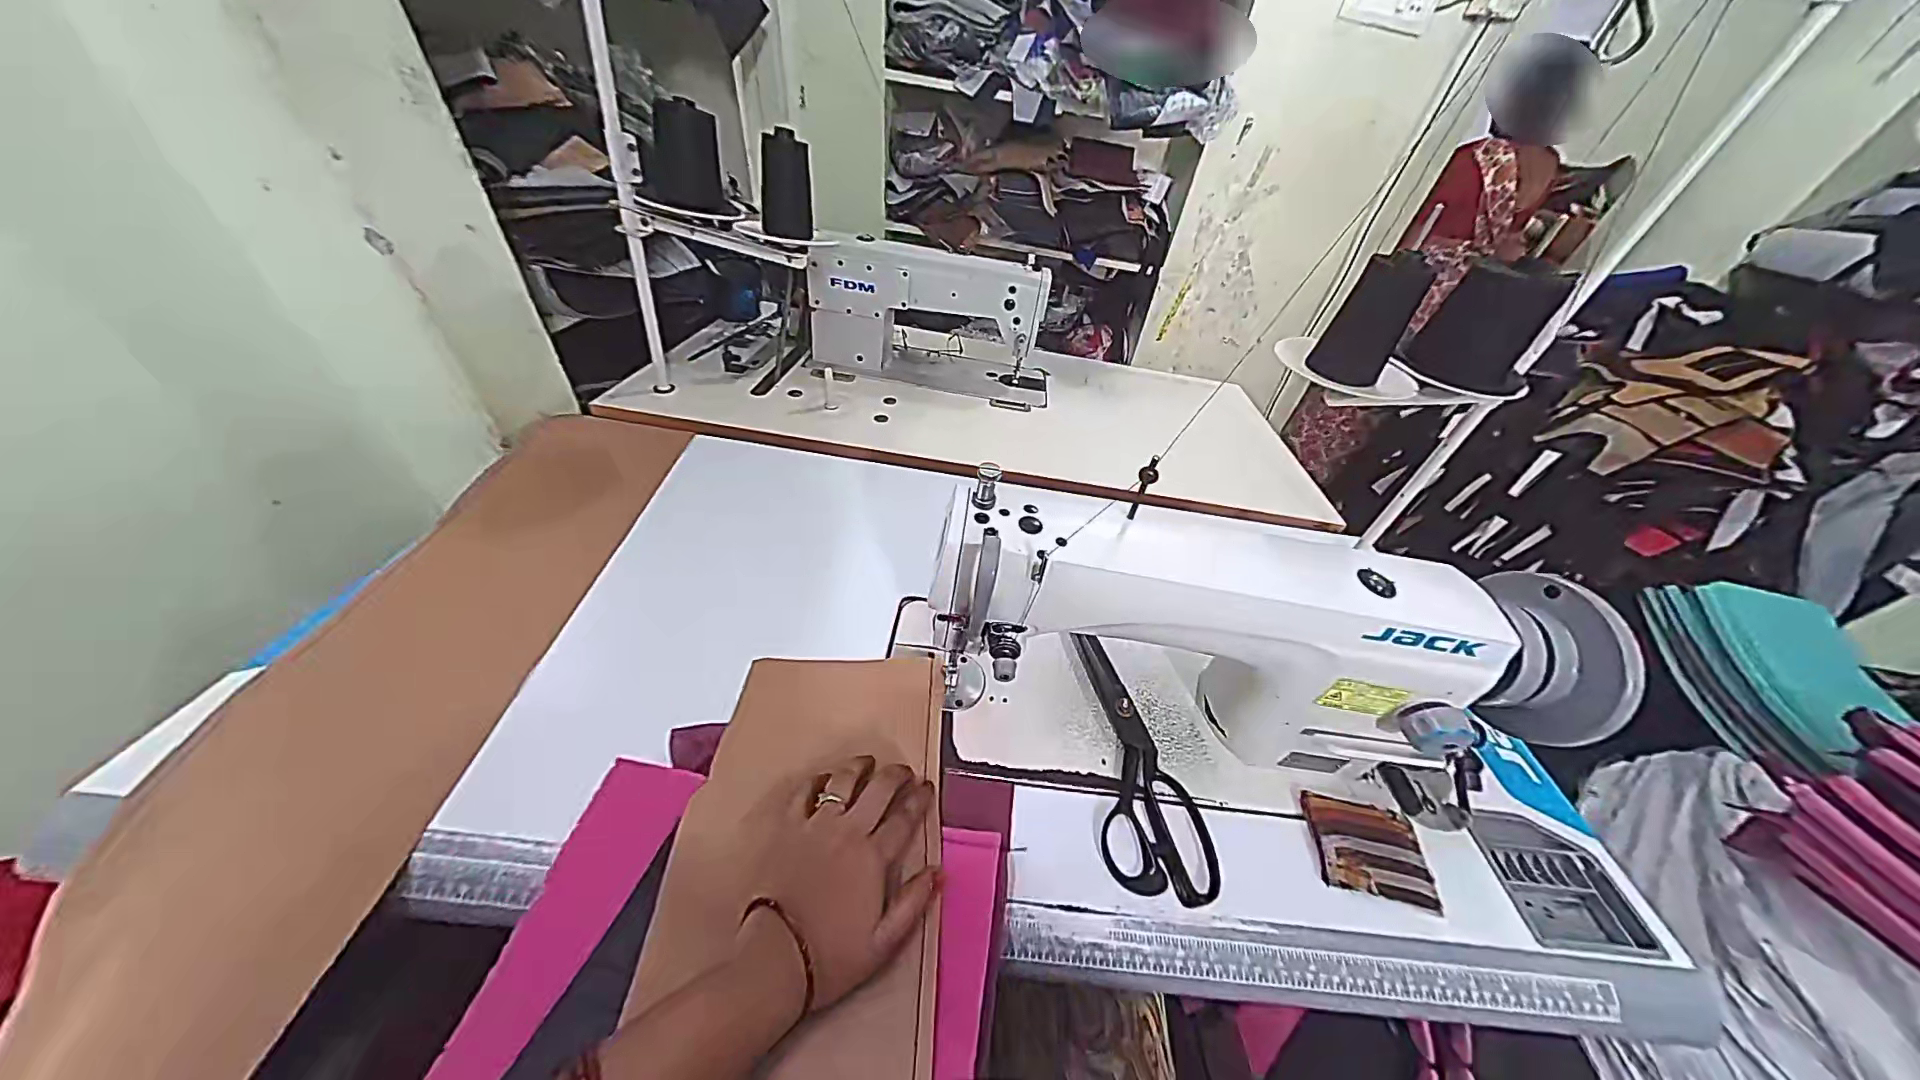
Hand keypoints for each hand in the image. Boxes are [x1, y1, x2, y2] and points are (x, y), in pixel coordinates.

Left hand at [736, 755, 939, 1013]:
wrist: (775, 958)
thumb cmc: (831, 956)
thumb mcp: (884, 942)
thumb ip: (913, 902)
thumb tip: (937, 873)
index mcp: (874, 857)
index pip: (905, 817)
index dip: (919, 798)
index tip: (926, 787)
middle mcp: (848, 832)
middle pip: (879, 789)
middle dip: (896, 774)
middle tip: (904, 771)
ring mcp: (816, 825)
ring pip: (843, 780)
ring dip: (859, 767)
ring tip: (867, 763)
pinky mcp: (787, 827)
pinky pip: (805, 792)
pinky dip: (818, 780)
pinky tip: (824, 778)